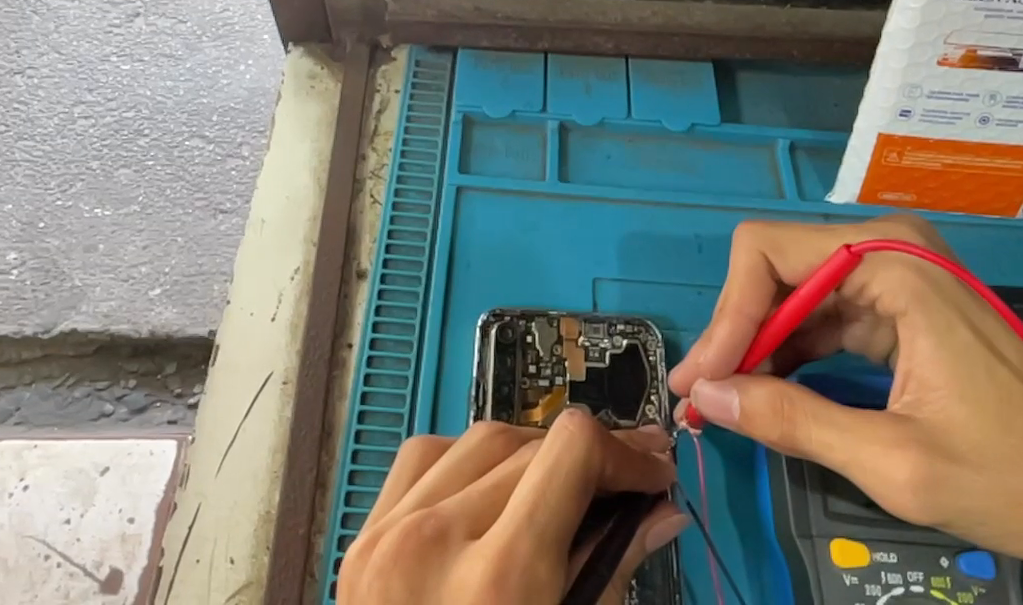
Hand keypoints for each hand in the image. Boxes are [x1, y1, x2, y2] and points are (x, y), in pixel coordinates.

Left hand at [339, 411, 686, 604]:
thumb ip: (611, 570)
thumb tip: (659, 511)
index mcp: (499, 582)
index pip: (572, 451)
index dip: (623, 453)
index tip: (647, 470)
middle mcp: (436, 543)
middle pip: (531, 445)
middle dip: (585, 459)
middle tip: (621, 479)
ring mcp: (389, 536)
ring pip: (479, 440)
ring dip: (527, 453)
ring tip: (559, 483)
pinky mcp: (363, 538)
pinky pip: (423, 458)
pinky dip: (464, 459)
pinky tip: (489, 485)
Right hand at [670, 215, 1022, 604]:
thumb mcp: (897, 461)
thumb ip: (791, 419)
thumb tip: (706, 395)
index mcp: (891, 263)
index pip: (766, 254)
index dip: (724, 317)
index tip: (700, 383)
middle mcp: (890, 250)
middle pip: (775, 269)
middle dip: (735, 333)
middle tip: (704, 398)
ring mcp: (901, 275)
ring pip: (795, 292)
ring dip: (758, 346)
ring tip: (725, 403)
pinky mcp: (907, 306)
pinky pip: (827, 315)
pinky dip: (793, 352)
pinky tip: (771, 392)